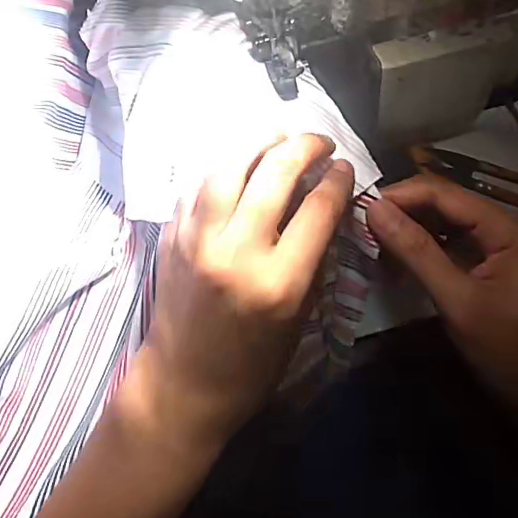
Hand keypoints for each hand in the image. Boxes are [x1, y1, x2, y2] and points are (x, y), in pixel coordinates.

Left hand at [133, 134, 354, 456]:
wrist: (182, 384)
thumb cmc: (252, 363)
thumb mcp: (300, 318)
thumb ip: (315, 258)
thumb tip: (328, 206)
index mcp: (278, 282)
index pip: (317, 210)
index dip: (337, 180)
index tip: (344, 166)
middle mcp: (236, 252)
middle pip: (275, 174)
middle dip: (305, 147)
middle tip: (320, 140)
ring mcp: (197, 239)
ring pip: (228, 166)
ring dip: (258, 141)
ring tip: (278, 133)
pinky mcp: (172, 235)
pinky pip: (198, 184)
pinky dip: (222, 164)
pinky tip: (239, 158)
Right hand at [366, 173, 517, 422]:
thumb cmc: (511, 354)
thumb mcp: (458, 302)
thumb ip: (416, 251)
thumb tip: (372, 208)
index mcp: (508, 226)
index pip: (442, 192)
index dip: (399, 195)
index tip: (359, 209)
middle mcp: (507, 224)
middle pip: (444, 202)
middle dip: (402, 211)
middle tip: (360, 227)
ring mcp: (502, 244)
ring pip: (444, 221)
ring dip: (409, 229)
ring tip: (373, 242)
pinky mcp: (494, 263)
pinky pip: (452, 242)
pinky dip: (424, 247)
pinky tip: (397, 258)